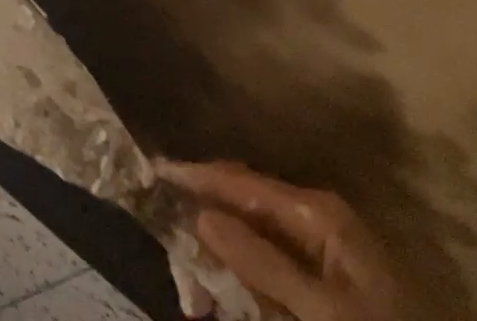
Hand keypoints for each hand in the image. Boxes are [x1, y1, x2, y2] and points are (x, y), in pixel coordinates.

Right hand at [157, 161, 401, 320]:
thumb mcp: (319, 309)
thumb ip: (260, 262)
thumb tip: (200, 215)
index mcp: (317, 213)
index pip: (240, 181)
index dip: (194, 175)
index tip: (150, 170)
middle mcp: (316, 216)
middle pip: (244, 201)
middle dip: (202, 211)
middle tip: (160, 222)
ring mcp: (323, 244)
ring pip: (253, 231)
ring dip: (219, 246)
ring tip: (187, 268)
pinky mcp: (326, 272)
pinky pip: (270, 257)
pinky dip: (242, 268)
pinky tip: (224, 286)